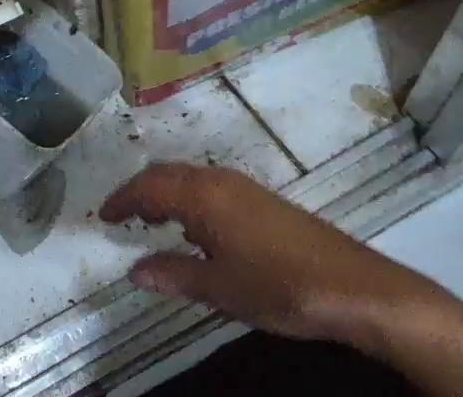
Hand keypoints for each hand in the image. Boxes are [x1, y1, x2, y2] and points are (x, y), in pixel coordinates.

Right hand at [101, 164, 444, 344]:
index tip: (103, 215)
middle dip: (141, 191)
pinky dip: (190, 199)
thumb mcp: (220, 289)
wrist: (359, 289)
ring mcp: (245, 187)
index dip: (122, 199)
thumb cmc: (281, 287)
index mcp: (201, 195)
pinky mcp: (264, 200)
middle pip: (167, 174)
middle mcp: (219, 180)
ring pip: (191, 178)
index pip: (147, 186)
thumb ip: (173, 275)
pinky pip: (211, 187)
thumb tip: (134, 270)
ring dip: (166, 194)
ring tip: (155, 222)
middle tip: (123, 216)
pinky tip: (199, 232)